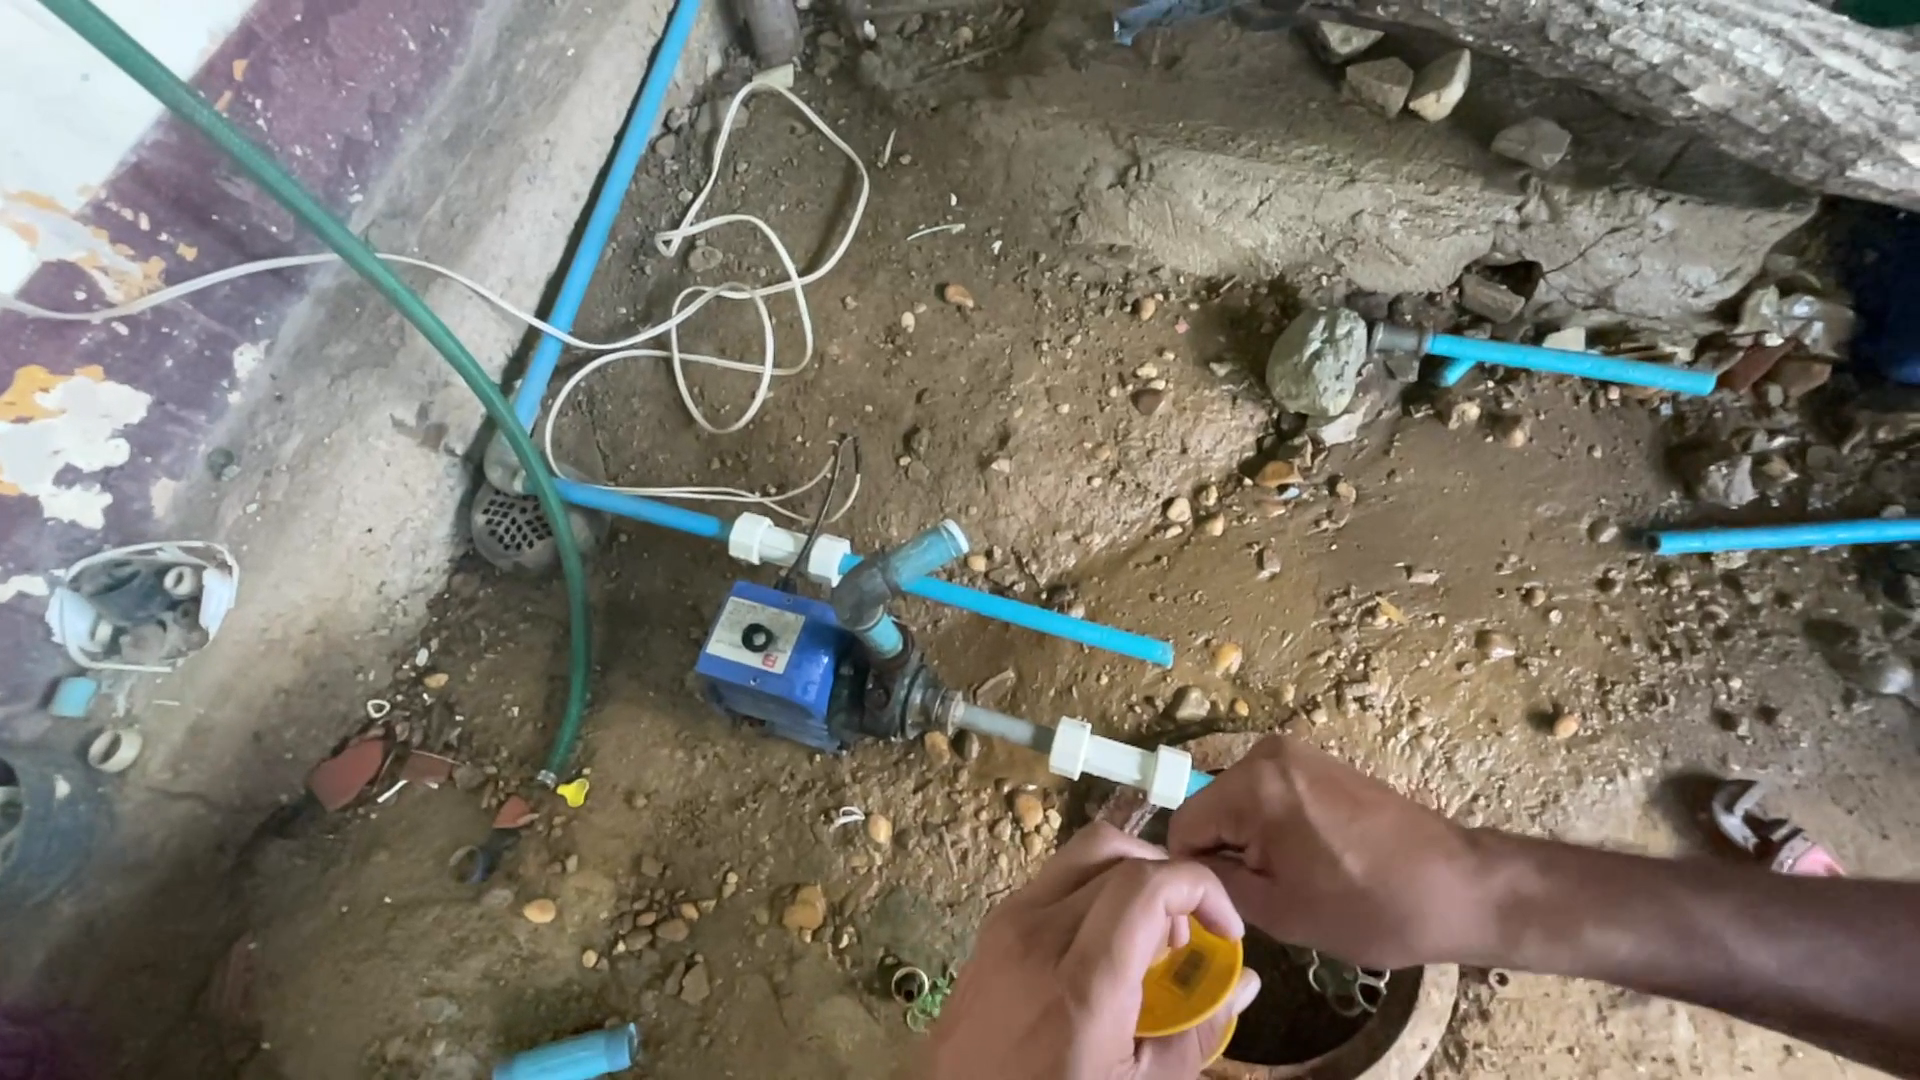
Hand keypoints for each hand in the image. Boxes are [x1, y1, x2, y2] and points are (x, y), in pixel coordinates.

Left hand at [925, 822, 1260, 1079]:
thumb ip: (1195, 1030)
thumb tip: (1244, 981)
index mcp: (1080, 982)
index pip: (1145, 884)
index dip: (1200, 888)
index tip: (1227, 931)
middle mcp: (1039, 930)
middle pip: (1116, 851)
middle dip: (1168, 878)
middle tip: (1188, 935)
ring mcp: (1009, 919)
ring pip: (1083, 851)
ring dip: (1131, 873)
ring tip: (1150, 936)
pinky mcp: (995, 921)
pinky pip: (1057, 875)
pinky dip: (1096, 886)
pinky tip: (1107, 941)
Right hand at [1167, 736, 1491, 968]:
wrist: (1461, 886)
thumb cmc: (1369, 905)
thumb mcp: (1279, 911)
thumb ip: (1216, 882)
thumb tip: (1185, 867)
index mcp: (1252, 784)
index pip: (1183, 823)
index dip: (1196, 867)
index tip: (1228, 898)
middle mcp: (1265, 753)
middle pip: (1211, 807)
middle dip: (1227, 850)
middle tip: (1269, 890)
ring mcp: (1293, 751)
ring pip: (1237, 802)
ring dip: (1251, 839)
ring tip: (1296, 874)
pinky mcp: (1315, 759)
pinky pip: (1267, 793)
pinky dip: (1274, 825)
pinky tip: (1312, 854)